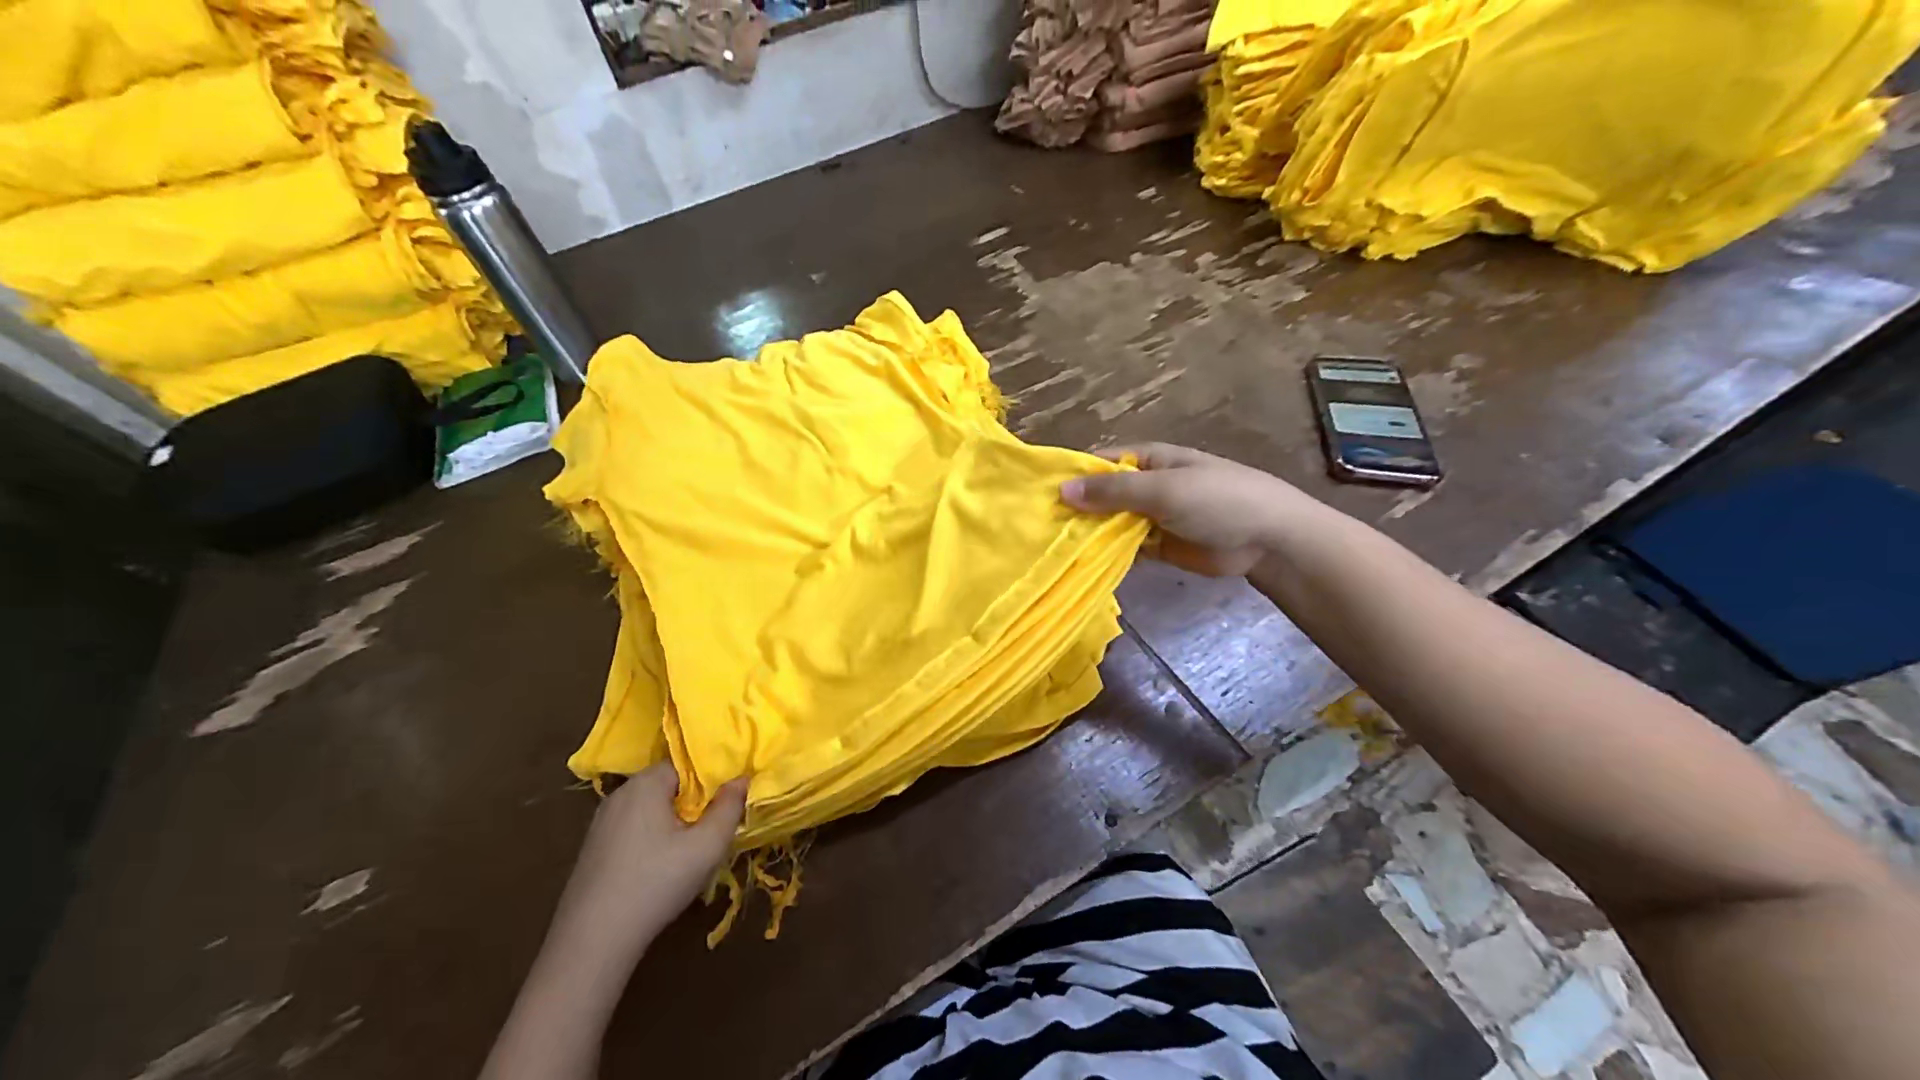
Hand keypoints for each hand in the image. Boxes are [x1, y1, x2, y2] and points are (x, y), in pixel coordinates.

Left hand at [553, 764, 747, 951]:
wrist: (592, 942)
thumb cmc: (656, 883)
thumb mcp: (707, 846)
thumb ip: (730, 807)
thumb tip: (741, 778)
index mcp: (645, 783)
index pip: (686, 763)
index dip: (711, 778)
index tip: (727, 801)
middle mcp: (620, 794)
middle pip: (668, 784)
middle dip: (694, 800)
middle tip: (713, 827)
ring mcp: (601, 821)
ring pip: (650, 807)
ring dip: (673, 820)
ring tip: (690, 849)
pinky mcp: (593, 847)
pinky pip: (633, 827)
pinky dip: (652, 837)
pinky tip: (659, 867)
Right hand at [1061, 443, 1318, 576]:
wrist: (1269, 538)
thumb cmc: (1218, 499)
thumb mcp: (1162, 489)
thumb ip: (1112, 492)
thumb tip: (1062, 491)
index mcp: (1148, 460)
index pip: (1099, 463)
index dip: (1072, 476)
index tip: (1038, 495)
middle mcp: (1145, 485)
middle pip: (1101, 495)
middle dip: (1076, 509)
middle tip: (1037, 529)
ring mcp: (1152, 516)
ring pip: (1111, 524)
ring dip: (1089, 534)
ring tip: (1051, 548)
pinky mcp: (1159, 545)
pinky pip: (1125, 547)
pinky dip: (1108, 554)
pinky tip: (1080, 563)